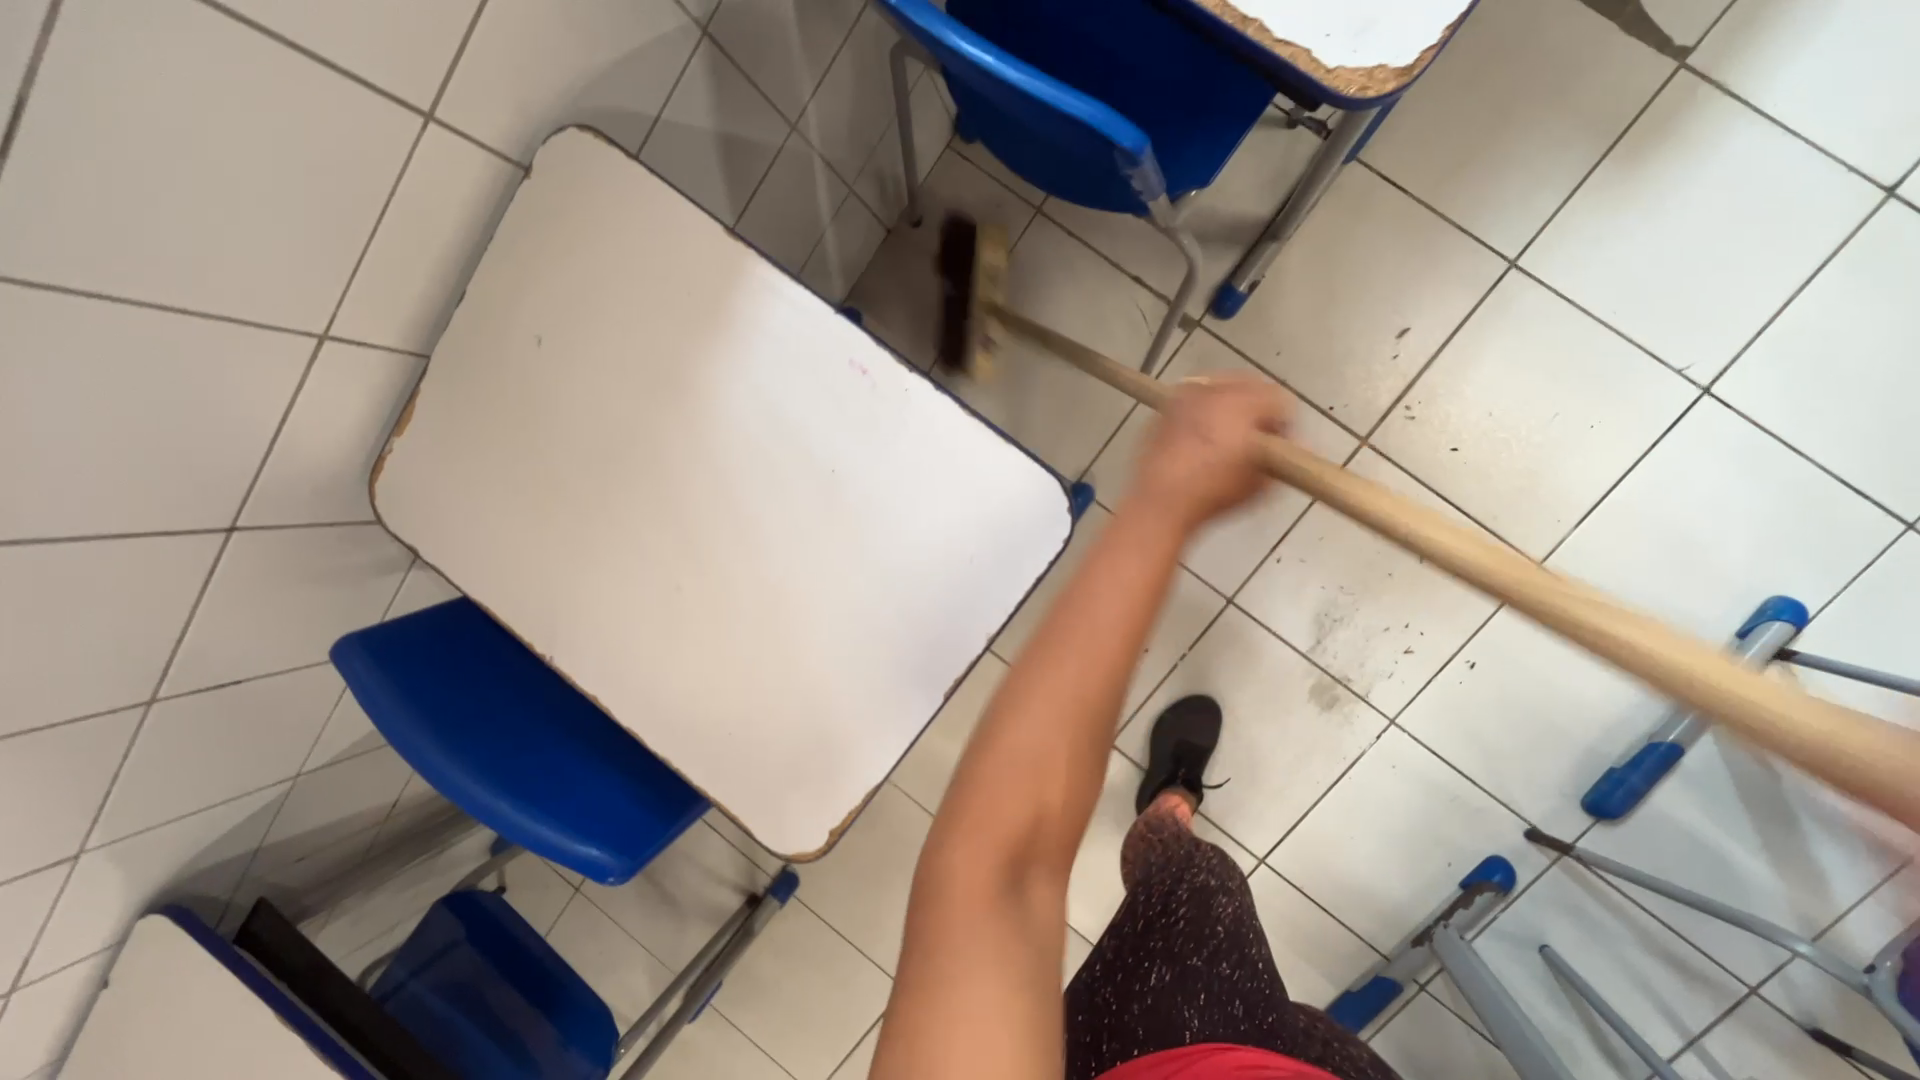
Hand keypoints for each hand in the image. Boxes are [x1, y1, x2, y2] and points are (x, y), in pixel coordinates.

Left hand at [1129, 375, 1293, 533]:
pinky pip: (1192, 399)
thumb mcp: (1261, 482)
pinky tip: (1200, 436)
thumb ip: (1284, 457)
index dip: (1283, 421)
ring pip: (1219, 387)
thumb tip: (1296, 447)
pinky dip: (1202, 411)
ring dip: (1229, 405)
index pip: (1279, 399)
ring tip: (1228, 435)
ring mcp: (1185, 395)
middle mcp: (1214, 390)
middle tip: (1255, 436)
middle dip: (1256, 407)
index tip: (1279, 442)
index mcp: (1244, 403)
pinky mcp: (1164, 408)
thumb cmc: (1214, 493)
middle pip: (1249, 385)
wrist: (1159, 501)